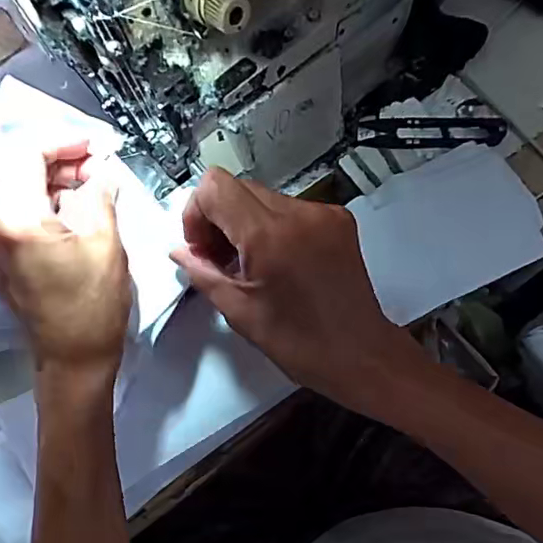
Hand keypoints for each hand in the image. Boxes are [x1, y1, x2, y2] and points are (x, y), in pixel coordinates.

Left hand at [0, 141, 131, 382]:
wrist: (73, 357)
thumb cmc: (93, 305)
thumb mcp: (105, 240)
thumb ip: (99, 193)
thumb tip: (100, 169)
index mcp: (13, 218)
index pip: (28, 155)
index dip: (64, 143)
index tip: (92, 146)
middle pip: (13, 167)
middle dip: (54, 160)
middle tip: (92, 166)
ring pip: (9, 188)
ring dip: (44, 179)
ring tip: (83, 185)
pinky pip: (7, 211)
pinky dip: (33, 199)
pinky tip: (64, 206)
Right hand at [170, 168, 422, 417]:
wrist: (361, 354)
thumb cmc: (299, 343)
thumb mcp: (239, 311)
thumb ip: (203, 273)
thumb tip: (181, 251)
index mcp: (270, 236)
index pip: (215, 188)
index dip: (197, 213)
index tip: (201, 247)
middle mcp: (299, 214)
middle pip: (238, 188)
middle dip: (219, 218)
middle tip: (220, 260)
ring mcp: (322, 214)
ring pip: (262, 197)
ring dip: (245, 224)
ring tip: (249, 265)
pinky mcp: (338, 220)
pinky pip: (289, 209)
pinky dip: (273, 228)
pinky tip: (276, 262)